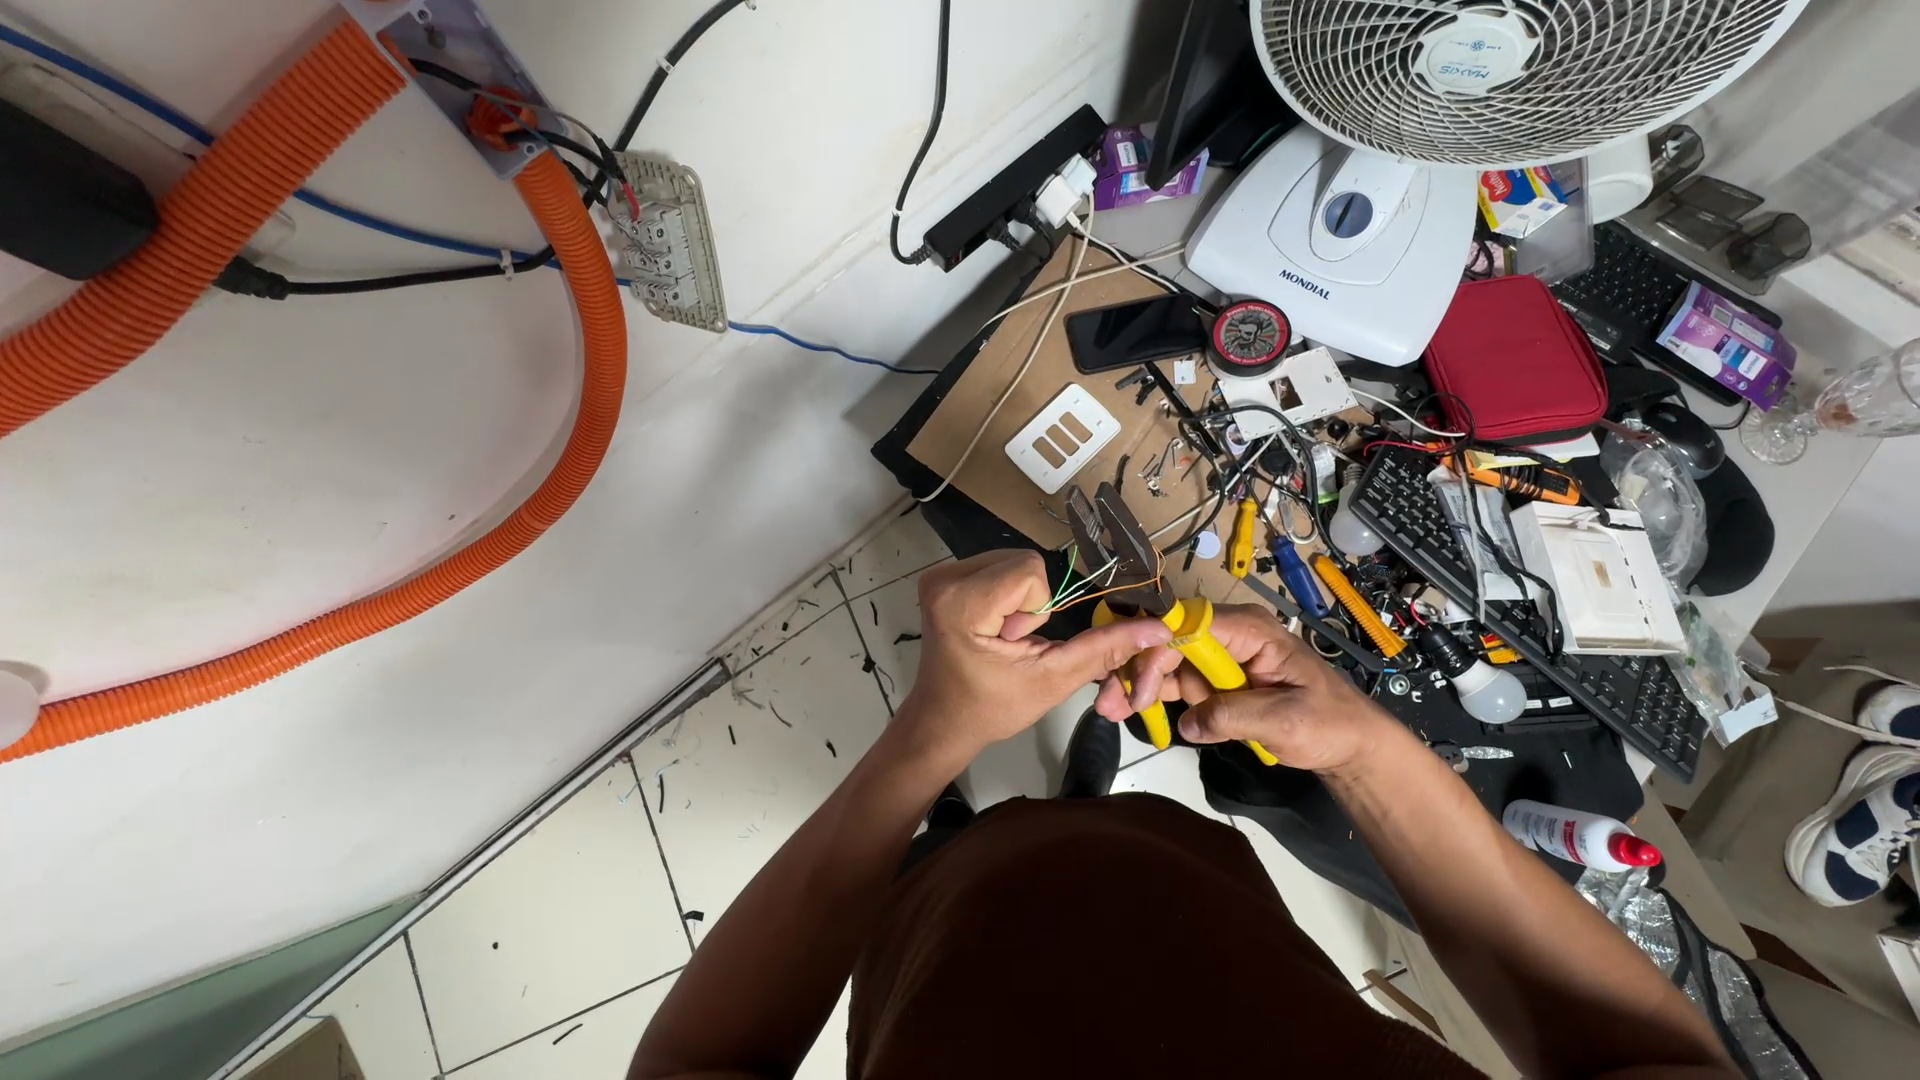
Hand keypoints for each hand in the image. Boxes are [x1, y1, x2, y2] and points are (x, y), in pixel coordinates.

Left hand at [895, 550, 1172, 765]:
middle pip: (1023, 561)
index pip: (1029, 571)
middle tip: (1011, 643)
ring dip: (1022, 599)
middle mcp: (945, 579)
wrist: (944, 720)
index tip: (1016, 641)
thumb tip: (1159, 628)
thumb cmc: (992, 708)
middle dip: (1031, 603)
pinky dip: (1007, 595)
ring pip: (1013, 562)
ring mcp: (941, 575)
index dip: (1038, 608)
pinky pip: (998, 567)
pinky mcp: (943, 577)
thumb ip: (1105, 648)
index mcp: (961, 603)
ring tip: (1003, 638)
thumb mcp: (1053, 679)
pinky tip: (994, 628)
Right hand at [1093, 604, 1399, 774]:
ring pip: (1166, 660)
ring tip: (1111, 709)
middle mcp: (1229, 634)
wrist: (1349, 742)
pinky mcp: (1215, 679)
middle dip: (1139, 669)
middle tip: (1110, 703)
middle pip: (1169, 640)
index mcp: (1251, 630)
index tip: (1142, 690)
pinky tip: (1133, 711)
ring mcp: (1220, 656)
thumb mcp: (1286, 721)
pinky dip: (1155, 695)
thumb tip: (1189, 723)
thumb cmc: (1329, 723)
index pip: (1191, 626)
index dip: (1159, 650)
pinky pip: (1177, 681)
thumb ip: (1234, 716)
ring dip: (1138, 684)